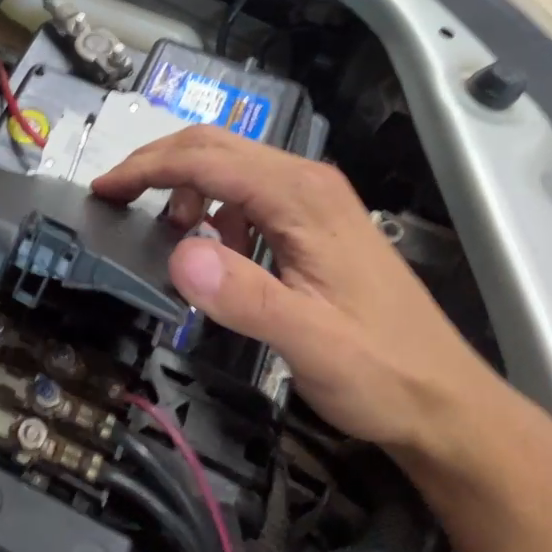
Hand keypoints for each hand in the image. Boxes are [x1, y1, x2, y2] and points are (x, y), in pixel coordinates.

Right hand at [92, 126, 509, 459]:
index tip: (103, 191)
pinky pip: (245, 193)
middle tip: (114, 196)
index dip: (147, 169)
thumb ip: (245, 297)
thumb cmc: (381, 374)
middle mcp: (307, 184)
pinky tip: (213, 249)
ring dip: (184, 186)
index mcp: (302, 198)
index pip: (207, 160)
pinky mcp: (311, 222)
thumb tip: (178, 253)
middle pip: (214, 146)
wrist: (447, 405)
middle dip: (157, 164)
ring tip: (167, 233)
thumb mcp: (310, 344)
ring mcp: (312, 200)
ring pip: (228, 165)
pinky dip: (211, 208)